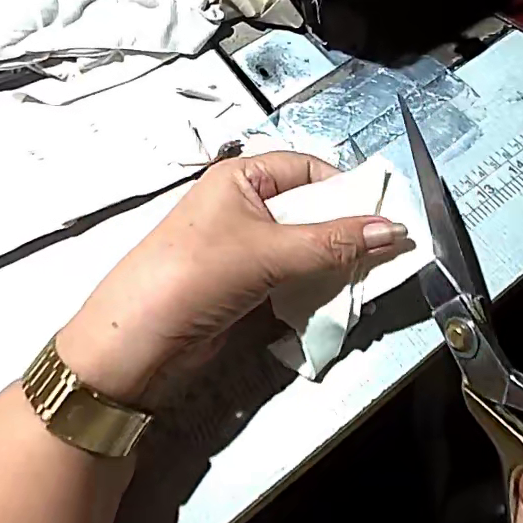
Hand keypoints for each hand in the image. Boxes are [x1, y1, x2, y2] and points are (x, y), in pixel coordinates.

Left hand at [55, 152, 410, 401]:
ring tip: (363, 272)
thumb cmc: (192, 277)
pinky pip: (294, 271)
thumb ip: (333, 242)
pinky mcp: (247, 280)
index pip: (309, 170)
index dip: (344, 189)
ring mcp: (246, 245)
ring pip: (305, 242)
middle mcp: (245, 204)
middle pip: (311, 207)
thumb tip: (390, 230)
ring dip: (332, 258)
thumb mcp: (268, 253)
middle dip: (343, 228)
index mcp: (242, 177)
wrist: (132, 352)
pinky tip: (336, 292)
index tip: (378, 214)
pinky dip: (315, 280)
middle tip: (380, 247)